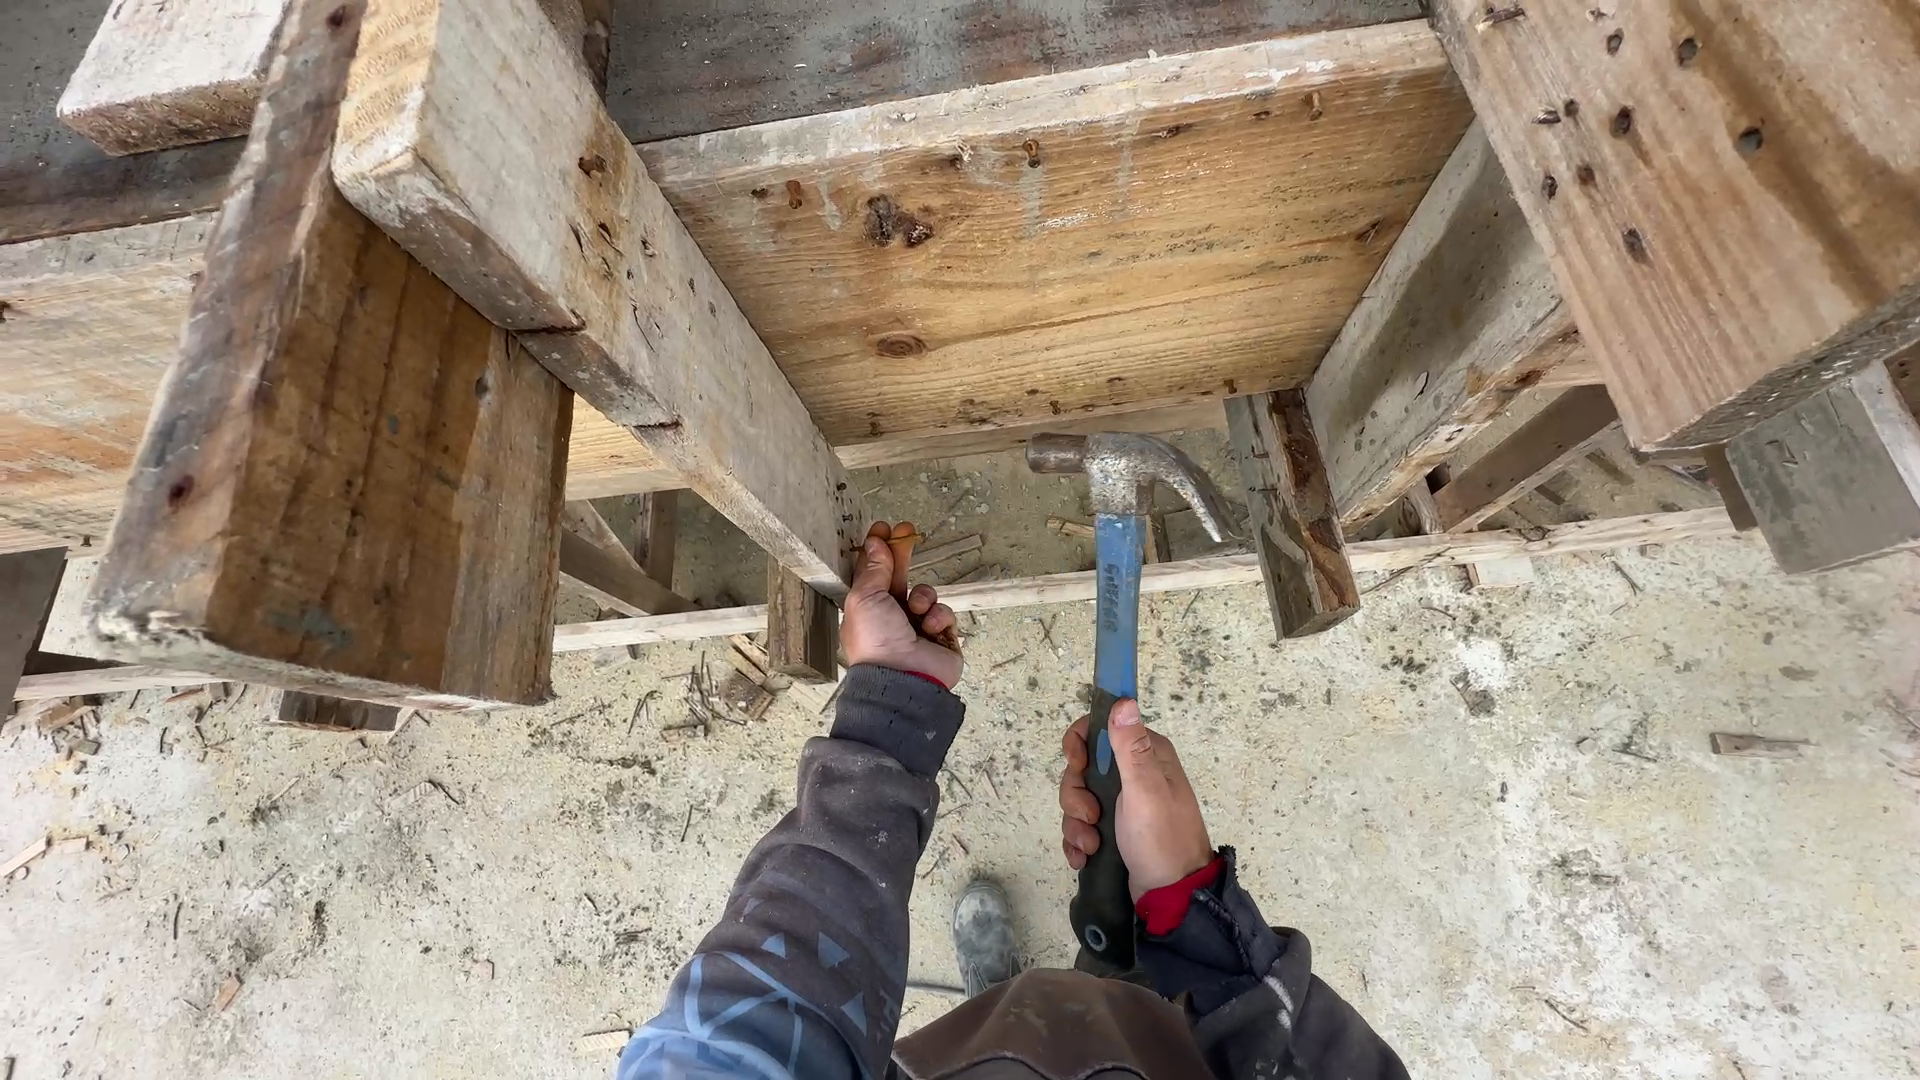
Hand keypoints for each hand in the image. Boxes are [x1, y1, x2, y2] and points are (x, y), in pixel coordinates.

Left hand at [840, 521, 963, 687]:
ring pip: (926, 594)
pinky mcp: (941, 637)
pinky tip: (931, 629)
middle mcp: (891, 617)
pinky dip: (939, 618)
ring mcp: (917, 627)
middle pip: (899, 576)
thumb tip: (874, 543)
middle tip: (908, 529)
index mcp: (868, 610)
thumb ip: (873, 569)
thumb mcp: (865, 598)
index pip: (873, 573)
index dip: (879, 550)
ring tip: (918, 610)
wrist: (904, 678)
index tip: (884, 528)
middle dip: (903, 554)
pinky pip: (944, 613)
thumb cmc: (876, 640)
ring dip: (923, 597)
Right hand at [1059, 700, 1212, 900]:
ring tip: (1091, 846)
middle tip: (1090, 816)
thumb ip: (1131, 747)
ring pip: (1077, 798)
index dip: (1080, 744)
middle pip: (1081, 767)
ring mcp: (1121, 802)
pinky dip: (1077, 841)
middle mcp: (1132, 773)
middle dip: (1076, 795)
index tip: (1076, 764)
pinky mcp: (1111, 828)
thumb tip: (1124, 700)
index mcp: (1145, 755)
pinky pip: (1079, 824)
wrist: (1171, 899)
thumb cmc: (1162, 839)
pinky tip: (1085, 858)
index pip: (1100, 729)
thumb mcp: (1146, 790)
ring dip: (1076, 823)